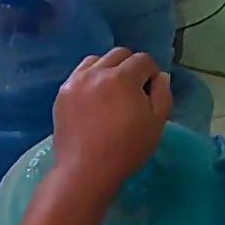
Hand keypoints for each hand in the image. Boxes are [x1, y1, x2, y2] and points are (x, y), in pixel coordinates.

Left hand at [51, 49, 169, 199]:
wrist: (86, 170)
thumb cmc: (126, 150)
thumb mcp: (156, 124)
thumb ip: (162, 94)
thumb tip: (159, 76)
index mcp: (123, 78)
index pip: (143, 60)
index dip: (152, 73)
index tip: (150, 92)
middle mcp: (97, 72)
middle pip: (120, 54)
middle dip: (131, 66)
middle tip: (133, 91)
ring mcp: (76, 81)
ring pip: (97, 60)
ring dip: (109, 69)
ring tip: (112, 92)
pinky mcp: (62, 93)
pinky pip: (80, 74)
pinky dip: (90, 79)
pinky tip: (94, 99)